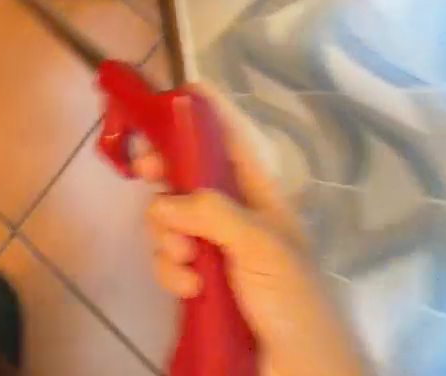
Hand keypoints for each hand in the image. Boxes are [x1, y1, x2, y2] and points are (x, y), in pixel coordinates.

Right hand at [134, 95, 369, 375]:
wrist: (301, 372)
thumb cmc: (294, 299)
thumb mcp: (260, 244)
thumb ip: (210, 210)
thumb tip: (163, 202)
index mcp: (256, 194)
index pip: (228, 137)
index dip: (201, 113)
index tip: (169, 97)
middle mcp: (230, 213)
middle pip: (183, 171)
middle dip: (162, 172)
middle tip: (144, 172)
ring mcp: (211, 247)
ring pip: (165, 216)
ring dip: (167, 236)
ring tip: (188, 263)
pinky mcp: (196, 280)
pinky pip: (164, 258)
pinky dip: (170, 271)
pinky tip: (191, 290)